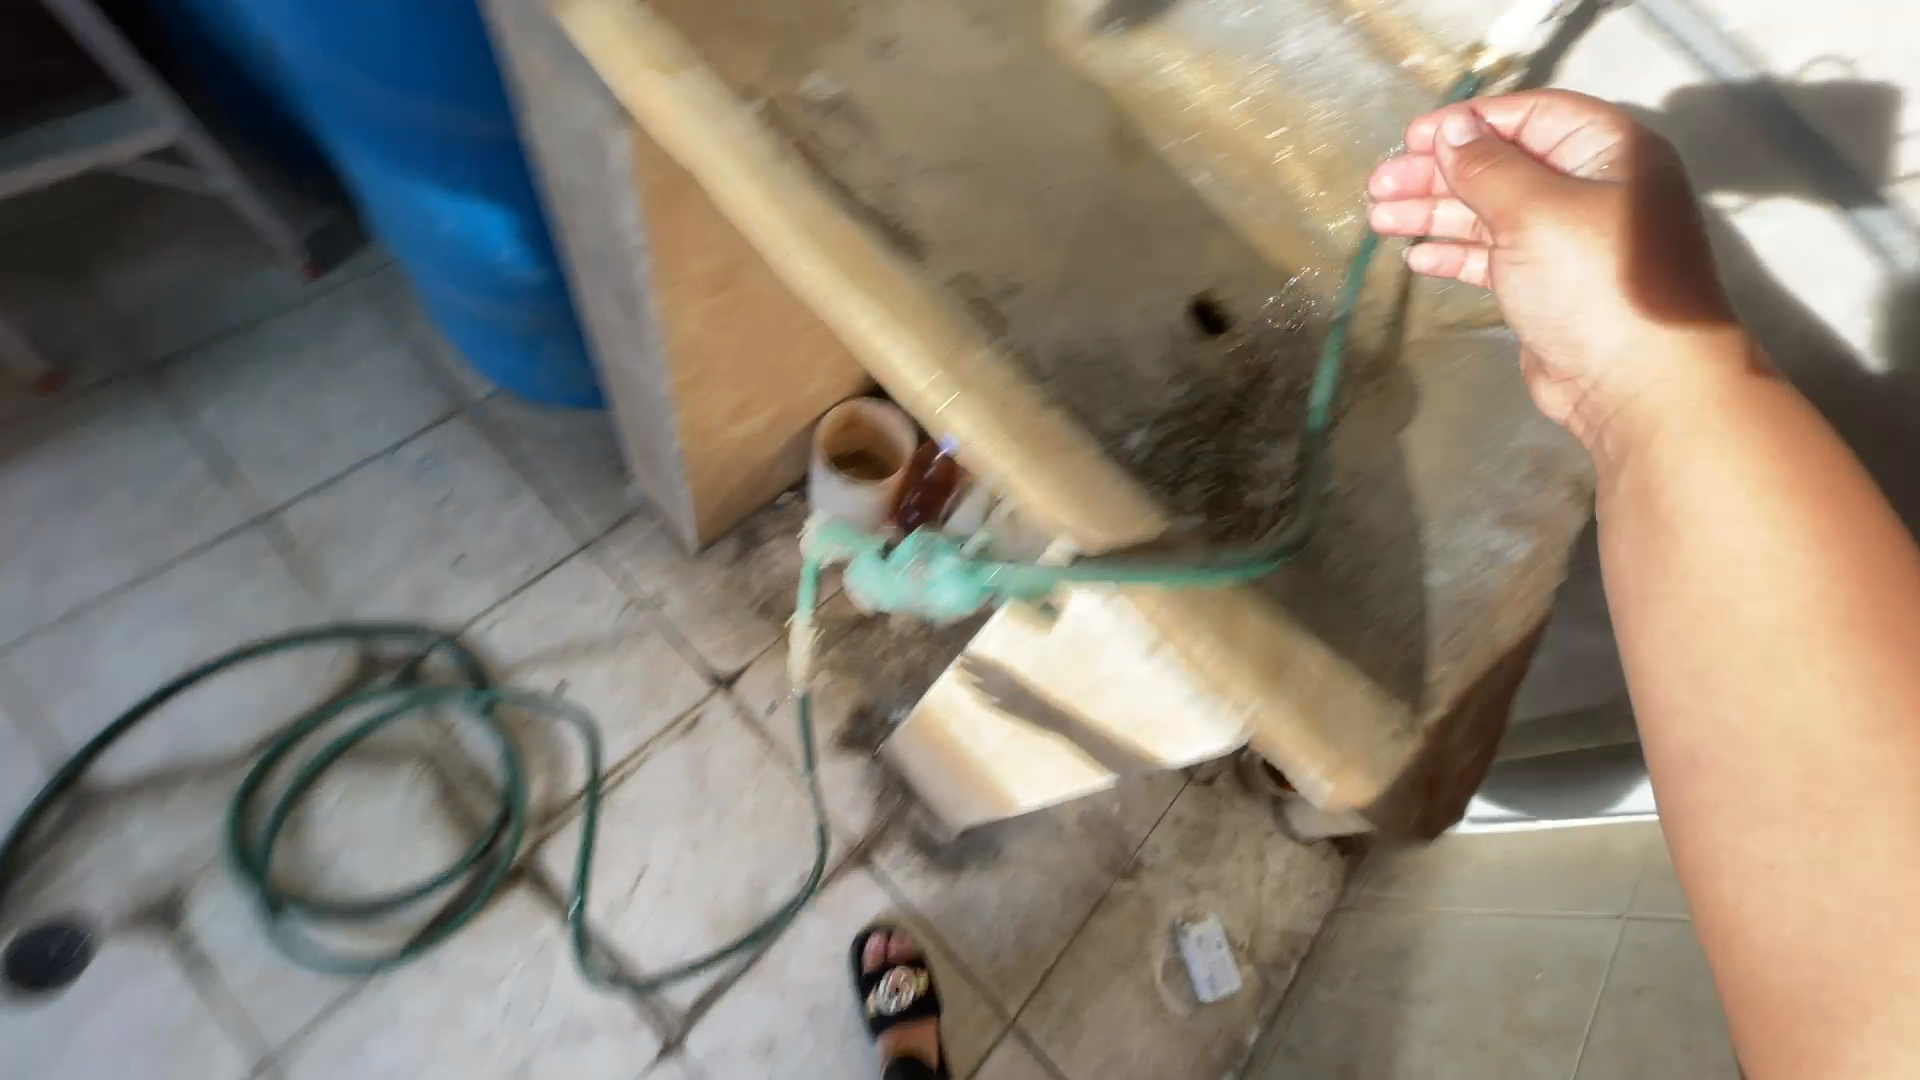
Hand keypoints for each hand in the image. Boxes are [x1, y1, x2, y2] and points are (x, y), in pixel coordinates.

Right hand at [1366, 90, 1747, 455]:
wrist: (1632, 377)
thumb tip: (1451, 133)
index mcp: (1603, 153)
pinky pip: (1488, 257)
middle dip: (1436, 174)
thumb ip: (1488, 170)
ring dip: (1433, 214)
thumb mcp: (1536, 213)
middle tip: (1378, 186)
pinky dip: (1452, 254)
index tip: (1410, 138)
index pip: (1529, 118)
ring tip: (1379, 219)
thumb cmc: (1595, 282)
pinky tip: (1417, 257)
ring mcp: (1561, 240)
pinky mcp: (1540, 285)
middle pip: (1498, 168)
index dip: (1468, 124)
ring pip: (1485, 215)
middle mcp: (1585, 189)